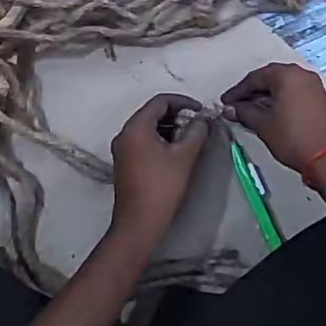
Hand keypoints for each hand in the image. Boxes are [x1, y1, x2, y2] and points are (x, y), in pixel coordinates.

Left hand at [109, 94, 209, 241]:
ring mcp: (122, 149)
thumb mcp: (185, 156)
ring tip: (191, 138)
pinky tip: (177, 152)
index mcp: (136, 127)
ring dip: (170, 127)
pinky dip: (161, 139)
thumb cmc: (162, 187)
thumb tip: (203, 119)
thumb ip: (197, 131)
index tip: (201, 111)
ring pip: (148, 127)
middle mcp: (125, 134)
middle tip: (198, 124)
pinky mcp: (125, 162)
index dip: (183, 101)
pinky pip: (143, 140)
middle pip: (152, 112)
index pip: (160, 101)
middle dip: (177, 114)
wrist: (139, 224)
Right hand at [221, 63, 325, 176]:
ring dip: (266, 96)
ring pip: (283, 85)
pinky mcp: (320, 98)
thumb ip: (244, 112)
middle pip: (271, 78)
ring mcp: (314, 85)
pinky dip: (280, 99)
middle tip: (236, 105)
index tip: (225, 102)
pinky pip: (295, 92)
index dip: (238, 91)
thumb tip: (230, 108)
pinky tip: (270, 113)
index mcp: (287, 74)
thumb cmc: (292, 137)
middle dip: (252, 91)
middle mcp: (302, 74)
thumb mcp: (263, 124)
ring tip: (250, 111)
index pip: (256, 77)